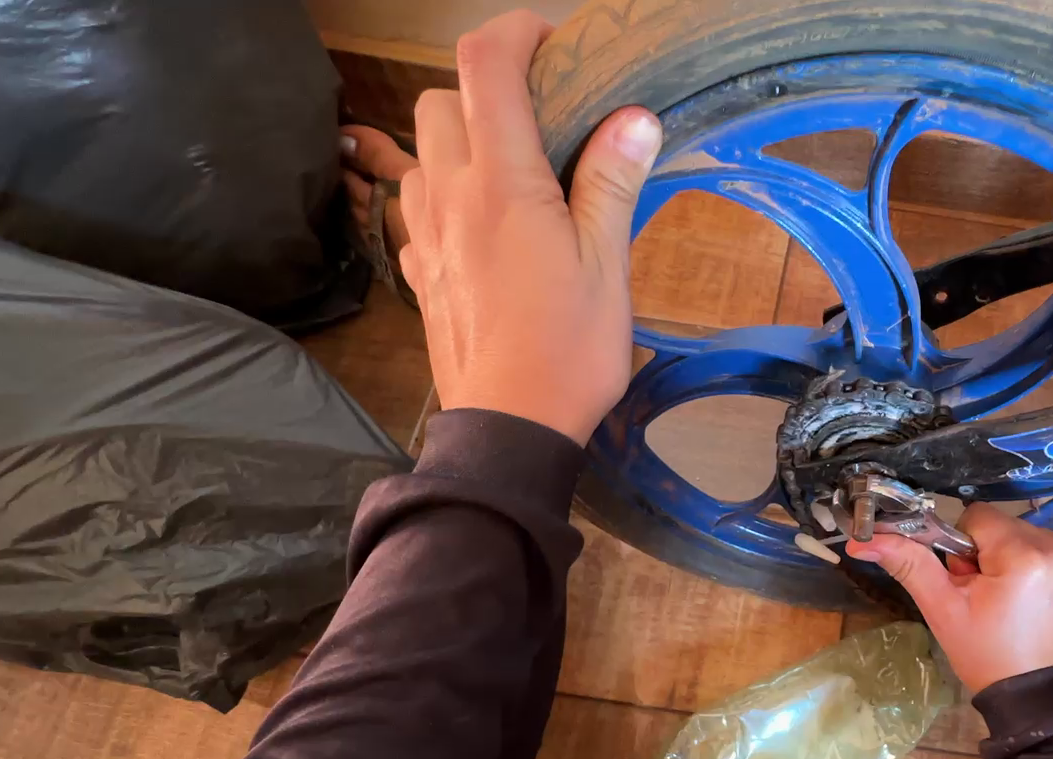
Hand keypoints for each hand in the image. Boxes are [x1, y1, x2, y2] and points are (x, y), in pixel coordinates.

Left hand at [397, 11, 662, 443]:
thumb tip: (635, 116)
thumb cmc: (570, 350)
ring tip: (512, 181)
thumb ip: (611, 185)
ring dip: (461, 143)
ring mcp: (423, 233)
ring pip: (422, 151)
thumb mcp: (607, 269)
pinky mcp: (418, 269)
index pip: (487, 66)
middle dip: (486, 93)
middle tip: (540, 130)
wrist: (511, 425)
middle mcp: (449, 194)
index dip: (517, 33)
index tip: (553, 45)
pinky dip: (447, 193)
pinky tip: (484, 231)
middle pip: (441, 100)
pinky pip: (418, 204)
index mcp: (502, 184)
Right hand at [847, 504, 1052, 695]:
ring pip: (1041, 540)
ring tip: (1020, 602)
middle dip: (996, 554)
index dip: (967, 547)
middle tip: (991, 595)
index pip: (980, 517)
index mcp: (1023, 558)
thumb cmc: (982, 653)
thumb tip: (864, 539)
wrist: (1032, 700)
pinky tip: (1048, 604)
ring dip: (1027, 562)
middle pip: (1013, 528)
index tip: (970, 579)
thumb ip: (909, 564)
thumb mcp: (942, 609)